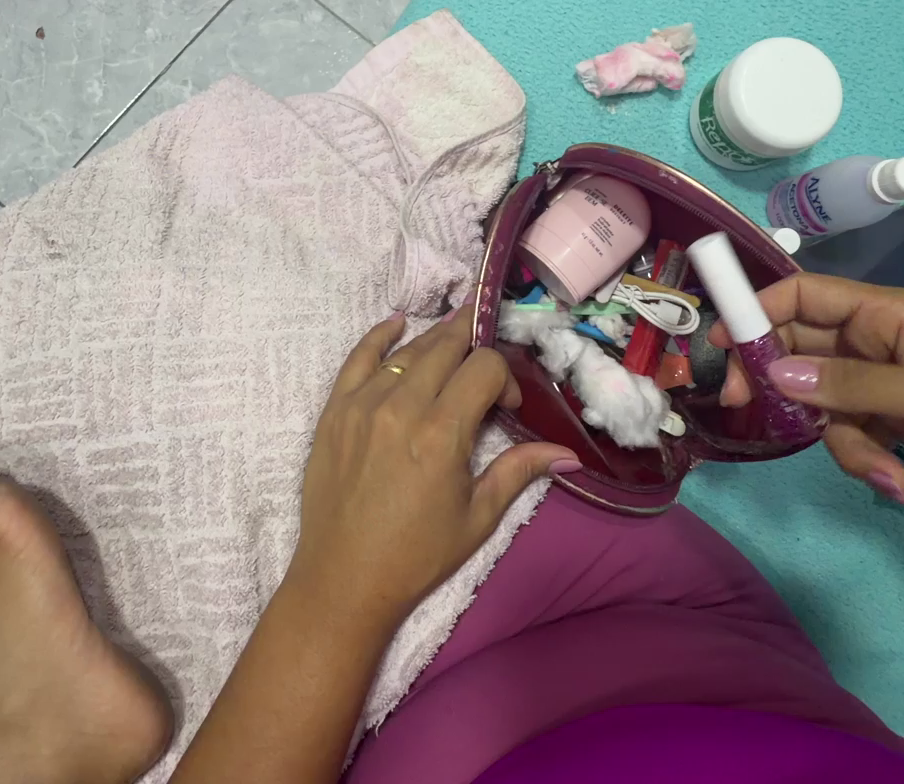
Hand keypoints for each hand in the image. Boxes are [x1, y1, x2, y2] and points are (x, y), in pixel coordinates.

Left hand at [288, 302, 575, 627]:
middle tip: (483, 360)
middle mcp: (401, 407)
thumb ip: (519, 471)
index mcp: (442, 433)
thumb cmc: (417, 554)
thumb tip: (569, 453)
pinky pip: (357, 358)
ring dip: (436, 342)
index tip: (504, 407)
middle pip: (446, 346)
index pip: (484, 367)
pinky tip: (397, 323)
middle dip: (473, 345)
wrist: (344, 580)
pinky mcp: (334, 410)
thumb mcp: (478, 517)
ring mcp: (361, 404)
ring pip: (407, 351)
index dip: (504, 379)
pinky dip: (380, 336)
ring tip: (455, 341)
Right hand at [713, 273, 903, 515]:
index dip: (759, 309)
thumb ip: (850, 385)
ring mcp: (886, 381)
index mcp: (892, 315)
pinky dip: (867, 458)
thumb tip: (775, 371)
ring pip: (823, 399)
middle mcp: (880, 340)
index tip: (722, 344)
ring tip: (886, 476)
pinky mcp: (895, 416)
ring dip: (841, 440)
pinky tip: (903, 486)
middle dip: (781, 383)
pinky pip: (852, 429)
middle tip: (749, 409)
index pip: (807, 294)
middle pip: (803, 348)